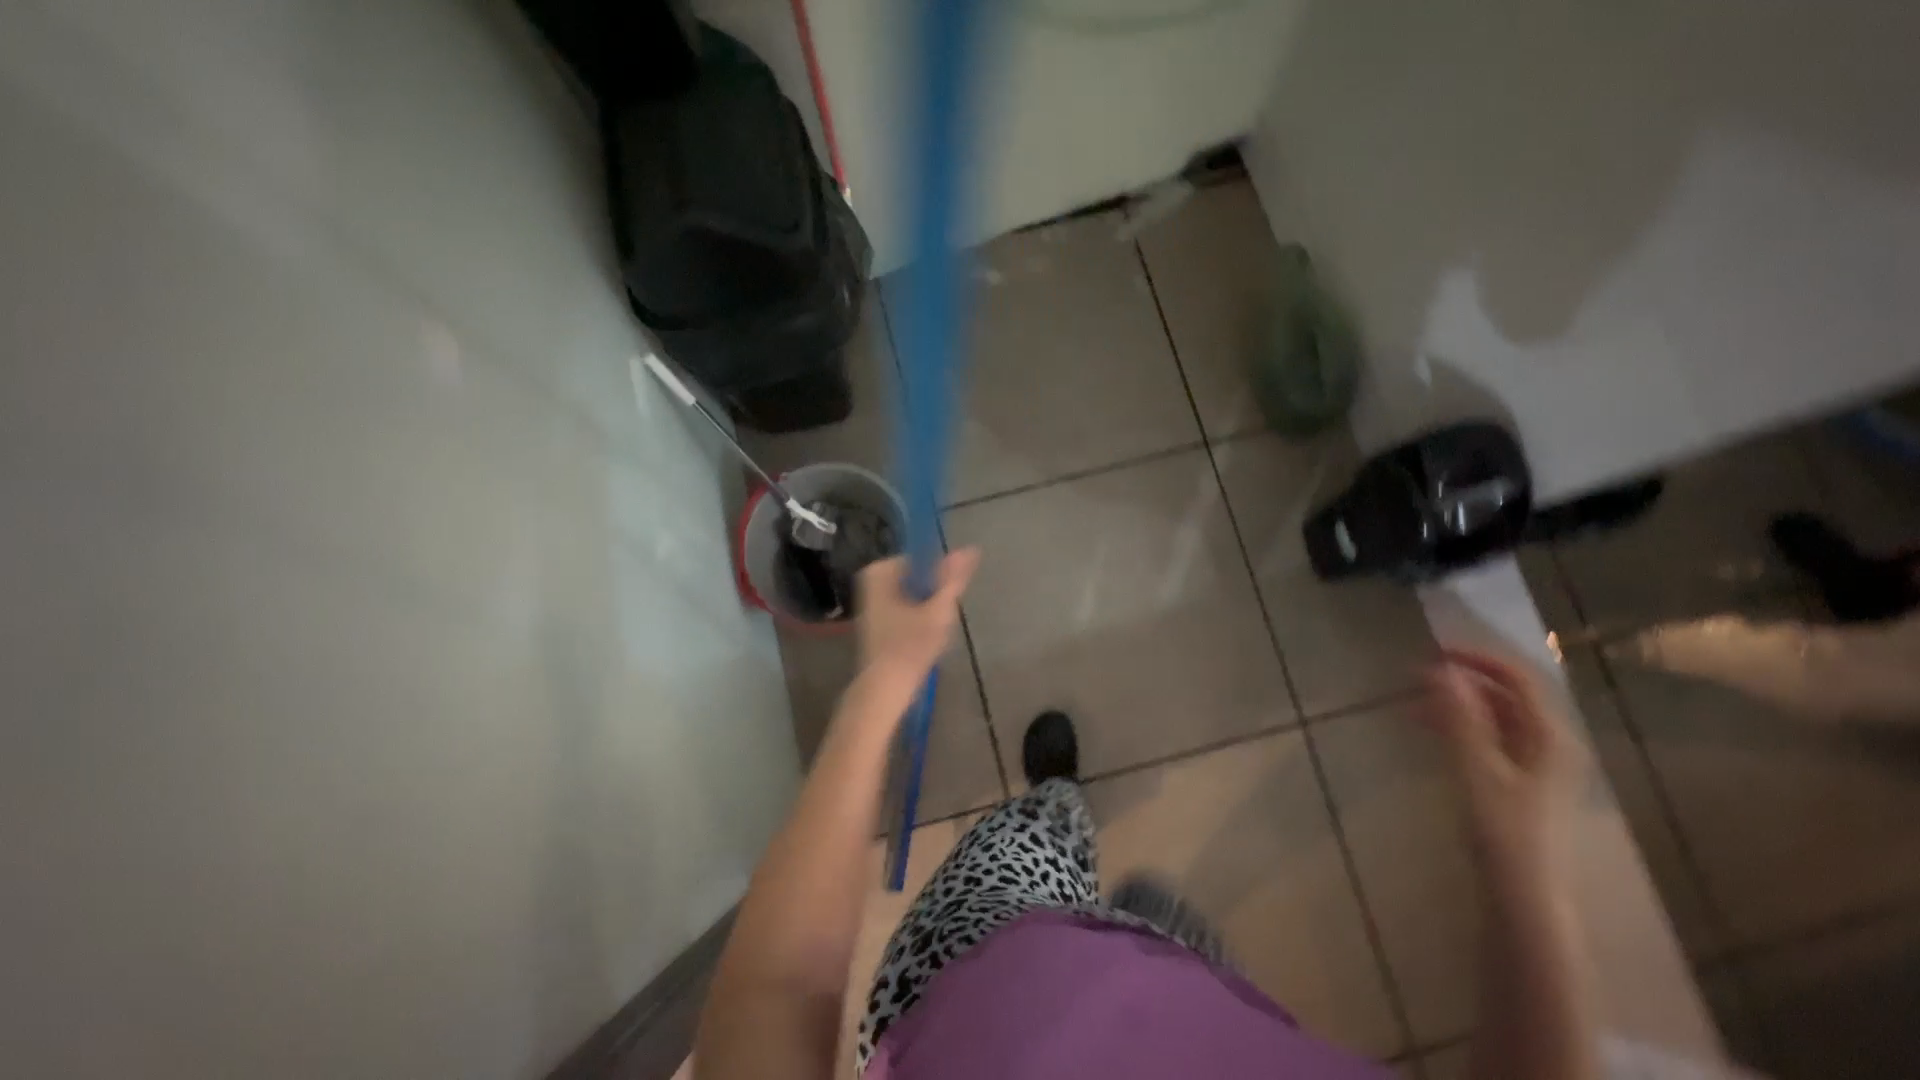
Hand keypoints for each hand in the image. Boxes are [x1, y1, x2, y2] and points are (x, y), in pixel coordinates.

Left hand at [855, 549, 980, 685]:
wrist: (884, 689)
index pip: (922, 562)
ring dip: (927, 612)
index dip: (938, 581)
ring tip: (931, 634)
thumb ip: (954, 579)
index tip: (942, 604)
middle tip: (938, 622)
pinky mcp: (875, 621)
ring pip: (914, 597)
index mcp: (879, 572)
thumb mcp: (938, 610)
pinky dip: (917, 622)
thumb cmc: (910, 647)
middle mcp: (871, 581)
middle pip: (918, 579)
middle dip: (932, 598)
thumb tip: (971, 549)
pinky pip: (905, 611)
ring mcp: (871, 602)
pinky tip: (922, 642)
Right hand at [1421, 648, 1580, 888]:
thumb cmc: (1504, 832)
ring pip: (1498, 722)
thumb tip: (1439, 670)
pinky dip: (1462, 731)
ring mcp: (1538, 769)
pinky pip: (1492, 744)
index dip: (1477, 660)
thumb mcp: (1477, 770)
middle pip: (1509, 699)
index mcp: (1550, 737)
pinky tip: (1434, 737)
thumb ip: (1459, 719)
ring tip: (1415, 707)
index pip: (1518, 679)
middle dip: (1464, 684)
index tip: (1434, 653)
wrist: (1524, 899)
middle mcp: (1550, 746)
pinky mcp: (1521, 789)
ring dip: (1460, 707)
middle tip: (1418, 679)